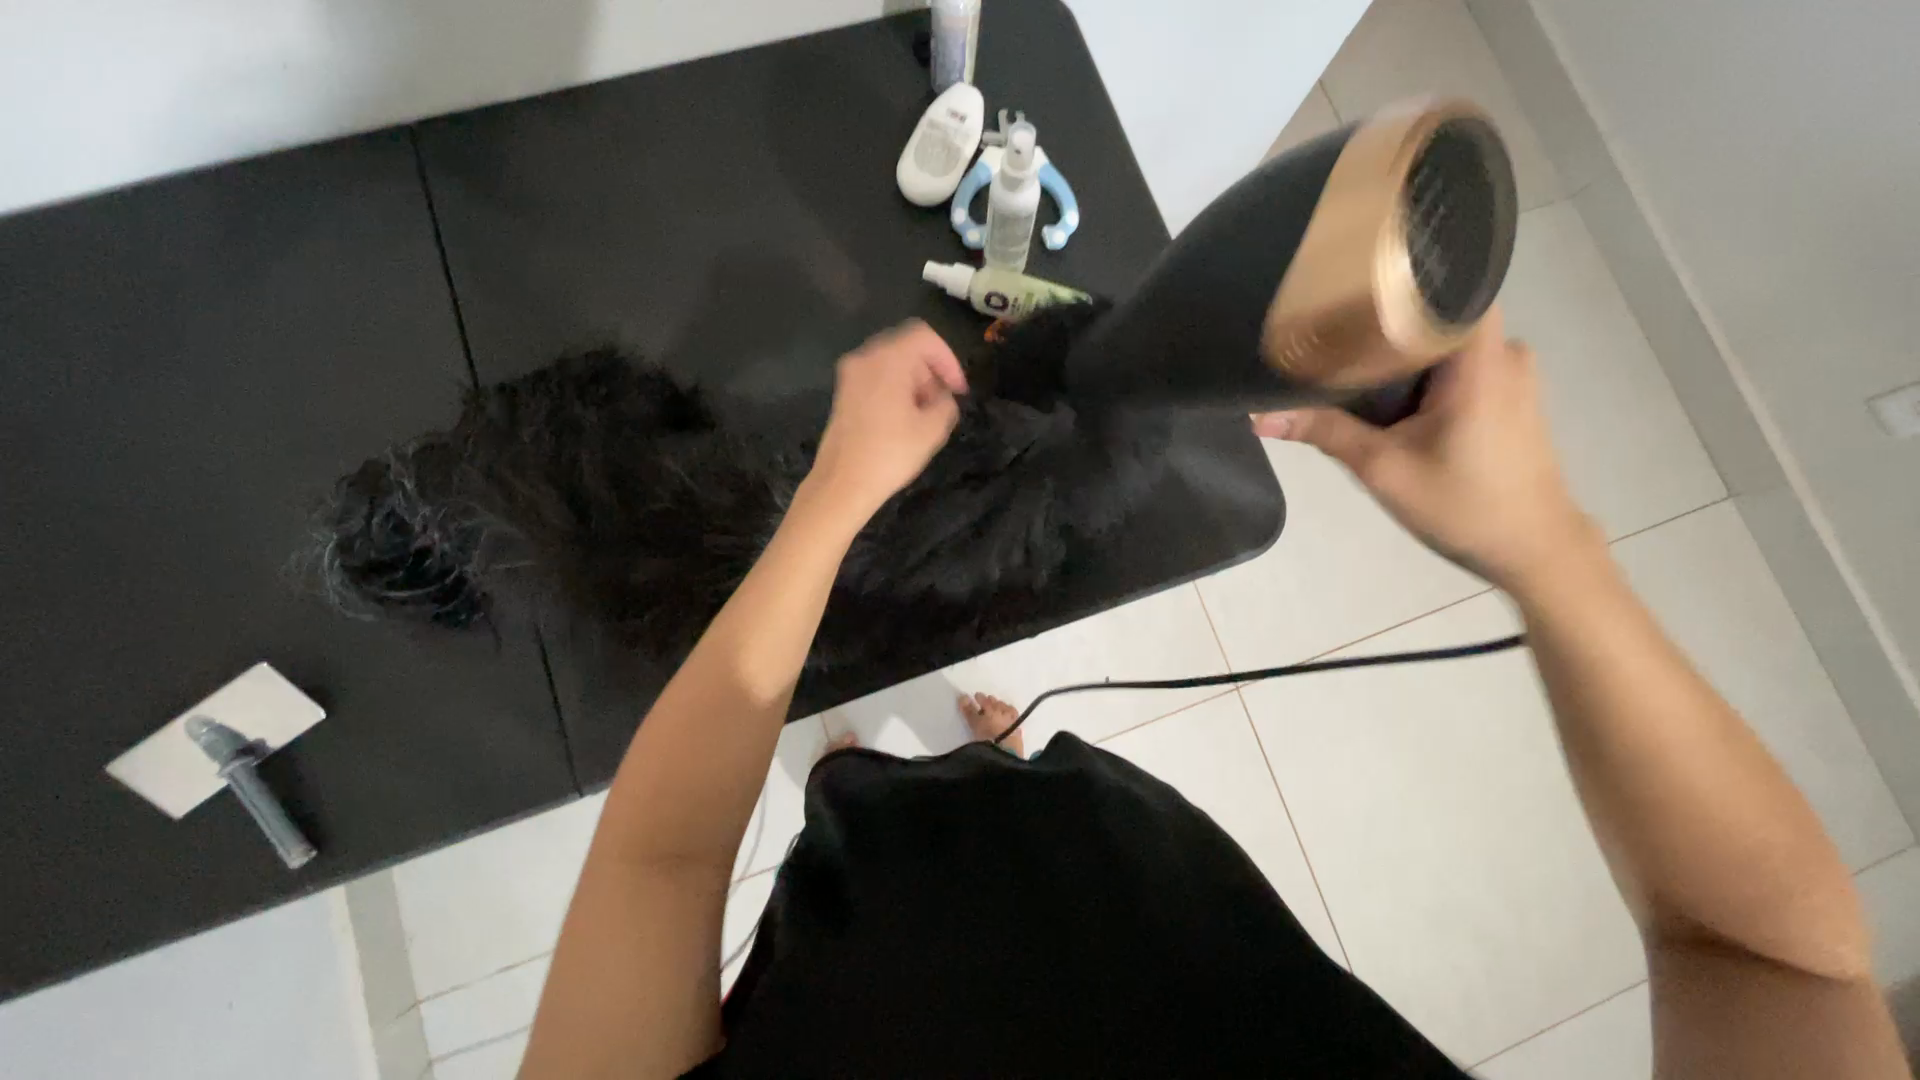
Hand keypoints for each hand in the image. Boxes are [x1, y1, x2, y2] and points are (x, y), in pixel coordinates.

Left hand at [806, 320, 968, 521]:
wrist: (842, 483)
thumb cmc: (890, 454)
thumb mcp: (932, 430)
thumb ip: (947, 403)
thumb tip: (943, 397)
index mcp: (887, 359)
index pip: (925, 337)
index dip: (948, 359)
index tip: (958, 389)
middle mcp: (864, 358)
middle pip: (907, 348)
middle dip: (930, 372)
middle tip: (943, 402)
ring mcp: (850, 375)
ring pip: (891, 363)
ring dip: (914, 382)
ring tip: (924, 415)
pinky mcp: (843, 393)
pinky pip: (876, 378)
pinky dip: (895, 389)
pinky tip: (903, 420)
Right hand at [1252, 306, 1597, 589]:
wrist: (1533, 550)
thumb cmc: (1464, 505)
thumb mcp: (1383, 468)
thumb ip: (1324, 433)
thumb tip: (1261, 417)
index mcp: (1480, 359)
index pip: (1447, 288)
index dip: (1398, 284)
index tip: (1349, 289)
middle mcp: (1504, 353)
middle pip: (1439, 317)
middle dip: (1388, 326)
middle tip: (1333, 332)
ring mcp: (1512, 375)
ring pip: (1448, 345)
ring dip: (1405, 355)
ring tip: (1352, 363)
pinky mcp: (1510, 397)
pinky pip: (1460, 367)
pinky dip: (1425, 375)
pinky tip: (1389, 396)